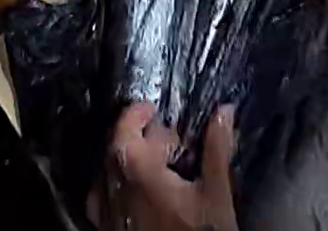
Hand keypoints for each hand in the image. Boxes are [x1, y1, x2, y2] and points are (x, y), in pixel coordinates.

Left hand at [99, 102, 237, 230]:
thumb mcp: (215, 195)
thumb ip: (217, 149)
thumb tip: (224, 110)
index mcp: (136, 171)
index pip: (123, 127)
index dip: (137, 113)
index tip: (156, 110)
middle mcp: (111, 190)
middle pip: (116, 148)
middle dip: (142, 138)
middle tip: (171, 143)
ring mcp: (103, 217)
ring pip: (108, 174)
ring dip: (131, 162)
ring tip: (160, 169)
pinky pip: (104, 200)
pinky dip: (122, 187)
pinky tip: (145, 196)